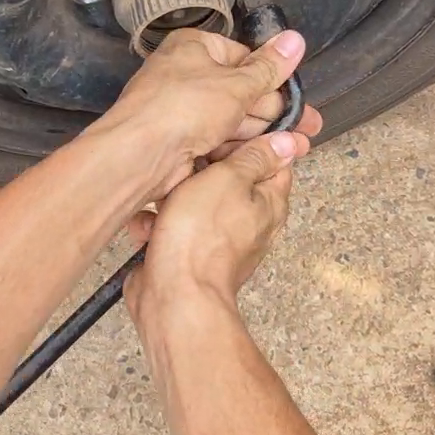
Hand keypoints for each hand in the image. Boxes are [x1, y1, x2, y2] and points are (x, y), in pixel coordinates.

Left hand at [88, 28, 322, 198]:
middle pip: (239, 90)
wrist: (141, 155)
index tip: (297, 96)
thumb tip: (295, 39)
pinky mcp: (180, 141)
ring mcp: (181, 111)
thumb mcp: (237, 84)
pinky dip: (243, 147)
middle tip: (307, 126)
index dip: (272, 77)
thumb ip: (269, 68)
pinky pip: (217, 140)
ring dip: (266, 132)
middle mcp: (184, 75)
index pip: (242, 57)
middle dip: (276, 111)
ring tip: (299, 146)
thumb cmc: (183, 108)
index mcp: (193, 47)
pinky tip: (270, 156)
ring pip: (231, 119)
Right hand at [123, 129, 309, 315]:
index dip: (245, 144)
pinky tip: (148, 227)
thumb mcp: (229, 179)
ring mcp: (218, 240)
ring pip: (194, 202)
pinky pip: (173, 228)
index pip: (271, 161)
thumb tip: (286, 142)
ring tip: (162, 199)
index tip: (221, 138)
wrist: (173, 295)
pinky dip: (158, 226)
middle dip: (200, 170)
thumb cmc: (200, 241)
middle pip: (227, 179)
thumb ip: (256, 157)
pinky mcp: (188, 255)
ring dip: (172, 197)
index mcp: (269, 203)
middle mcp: (248, 223)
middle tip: (185, 168)